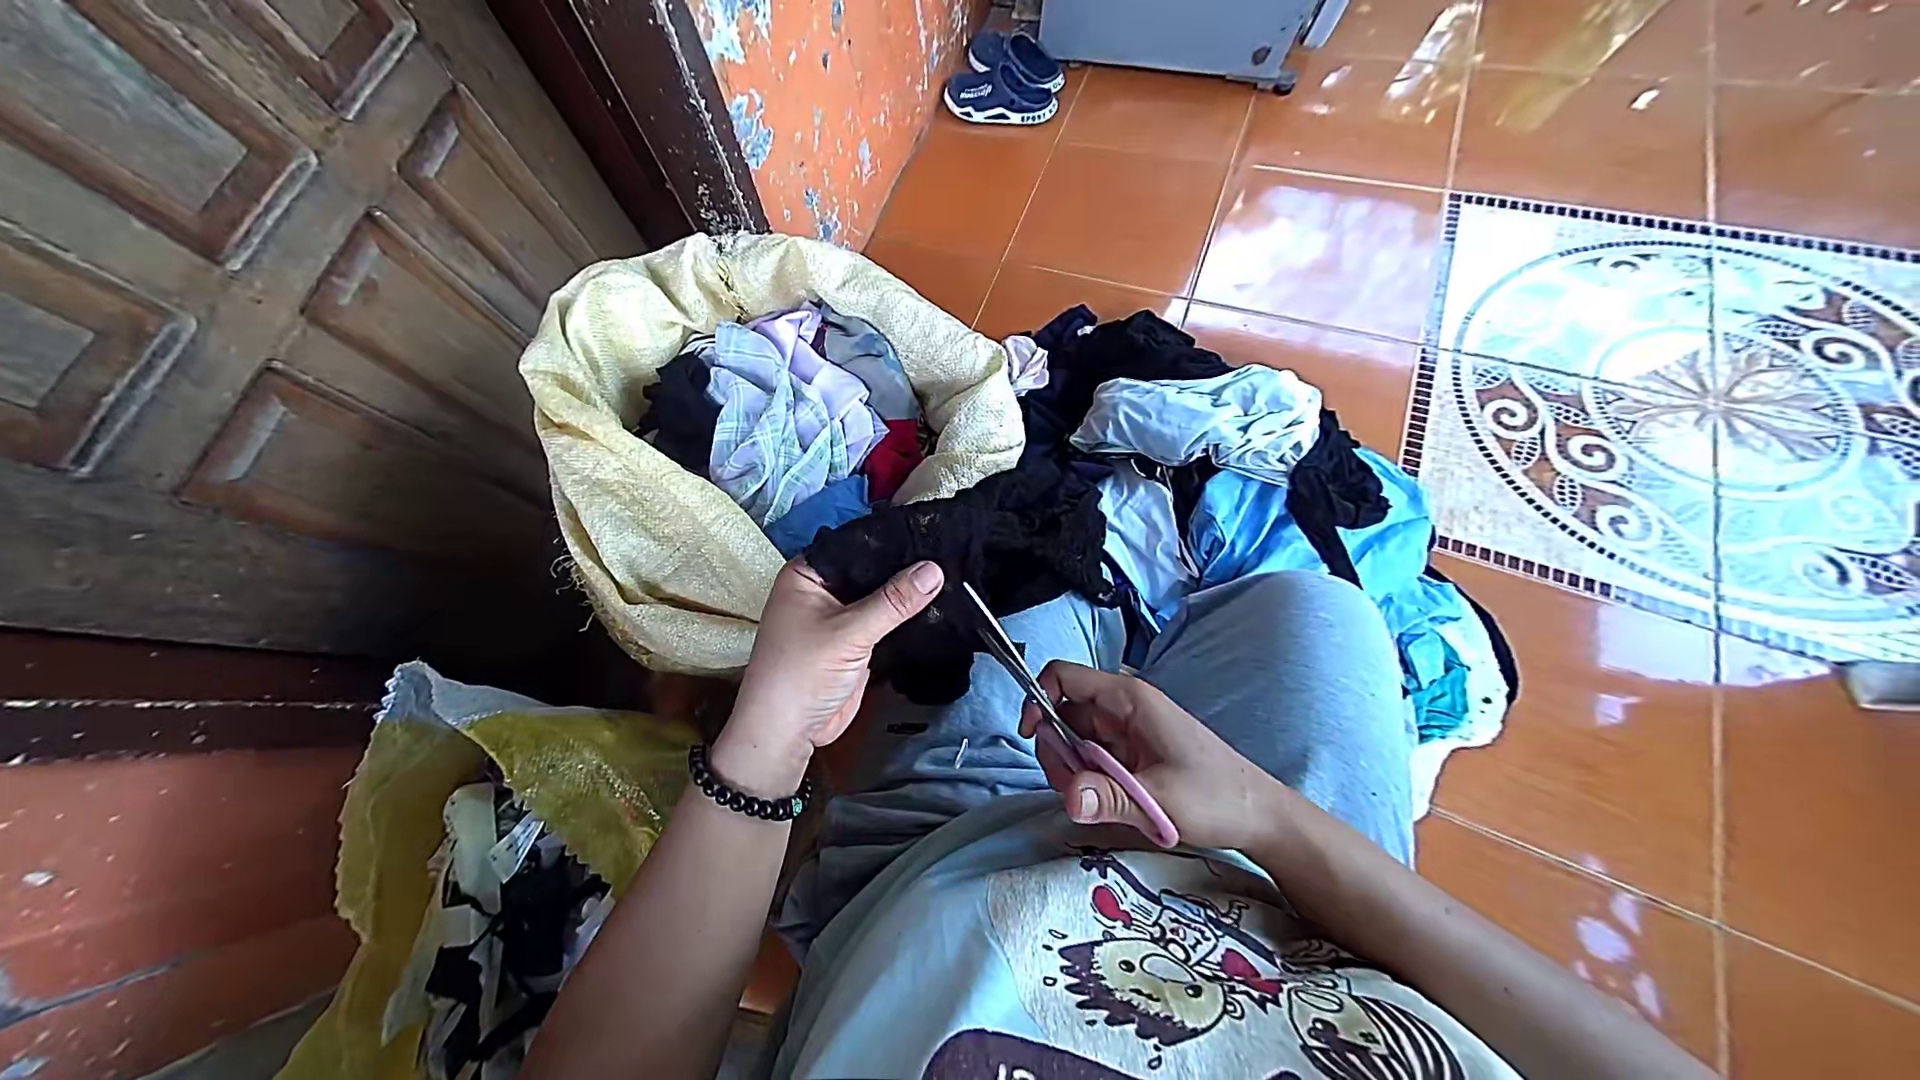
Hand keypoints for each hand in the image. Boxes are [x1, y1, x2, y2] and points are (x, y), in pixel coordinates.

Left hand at [712, 558, 942, 795]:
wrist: (788, 733)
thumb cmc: (802, 674)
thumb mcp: (849, 633)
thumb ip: (893, 602)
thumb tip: (934, 569)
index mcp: (807, 574)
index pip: (855, 545)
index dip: (891, 539)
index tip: (930, 530)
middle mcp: (823, 589)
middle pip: (870, 570)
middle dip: (904, 567)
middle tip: (948, 551)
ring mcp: (840, 616)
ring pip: (880, 596)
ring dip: (908, 593)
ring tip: (952, 572)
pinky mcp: (856, 640)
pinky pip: (886, 620)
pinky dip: (906, 616)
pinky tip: (939, 604)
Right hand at [1020, 662, 1294, 850]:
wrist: (1259, 815)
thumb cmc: (1216, 797)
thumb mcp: (1161, 801)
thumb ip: (1110, 798)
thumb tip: (1067, 798)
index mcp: (1129, 699)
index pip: (1064, 677)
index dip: (1038, 699)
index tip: (1033, 737)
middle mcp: (1123, 707)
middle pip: (1062, 711)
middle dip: (1055, 746)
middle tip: (1071, 787)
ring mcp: (1126, 729)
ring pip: (1074, 736)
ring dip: (1069, 765)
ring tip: (1092, 798)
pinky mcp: (1130, 751)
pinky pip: (1091, 754)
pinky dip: (1085, 775)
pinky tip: (1102, 799)